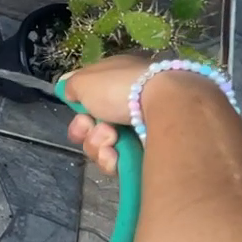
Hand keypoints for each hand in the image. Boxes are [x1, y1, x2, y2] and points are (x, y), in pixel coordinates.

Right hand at [61, 54, 147, 175]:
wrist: (170, 107)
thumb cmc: (123, 88)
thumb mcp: (86, 80)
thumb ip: (71, 86)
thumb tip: (70, 91)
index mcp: (120, 83)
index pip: (92, 102)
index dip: (80, 112)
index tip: (79, 115)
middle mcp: (132, 105)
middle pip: (96, 127)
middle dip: (88, 131)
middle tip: (93, 128)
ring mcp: (143, 129)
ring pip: (104, 146)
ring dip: (97, 145)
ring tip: (110, 139)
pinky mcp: (151, 153)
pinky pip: (119, 162)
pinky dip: (112, 159)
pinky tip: (116, 154)